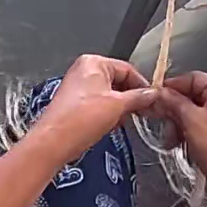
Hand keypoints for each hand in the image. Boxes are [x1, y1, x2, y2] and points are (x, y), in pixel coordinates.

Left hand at [28, 55, 158, 164]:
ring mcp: (79, 87)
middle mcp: (84, 71)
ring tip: (124, 120)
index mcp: (94, 63)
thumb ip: (139, 97)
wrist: (53, 143)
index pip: (128, 69)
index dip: (142, 85)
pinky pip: (99, 104)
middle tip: (142, 111)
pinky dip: (109, 113)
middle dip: (131, 98)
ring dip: (120, 107)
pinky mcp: (75, 103)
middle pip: (119, 81)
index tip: (153, 99)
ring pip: (110, 94)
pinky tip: (111, 124)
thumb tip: (152, 94)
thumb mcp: (118, 105)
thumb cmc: (81, 119)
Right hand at [156, 72, 206, 194]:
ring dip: (179, 124)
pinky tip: (180, 143)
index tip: (155, 96)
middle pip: (193, 95)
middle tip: (161, 118)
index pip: (194, 78)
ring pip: (194, 112)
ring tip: (172, 137)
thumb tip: (160, 93)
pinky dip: (187, 132)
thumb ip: (173, 102)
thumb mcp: (191, 121)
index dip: (172, 87)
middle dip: (175, 110)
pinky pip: (199, 125)